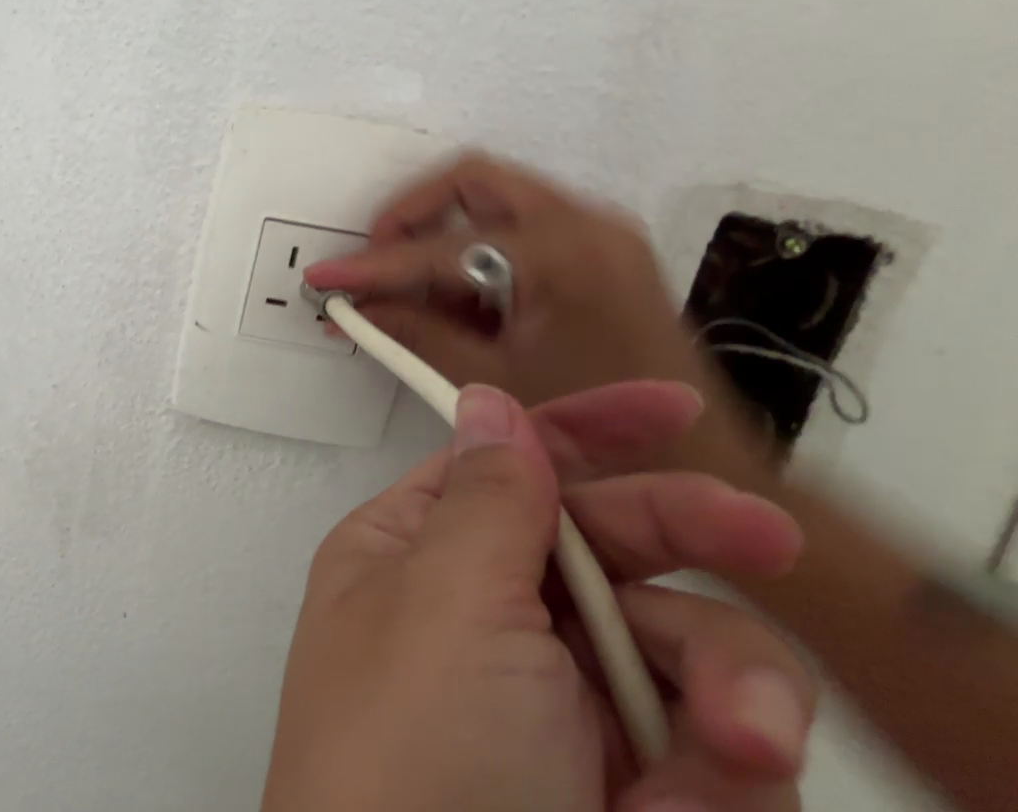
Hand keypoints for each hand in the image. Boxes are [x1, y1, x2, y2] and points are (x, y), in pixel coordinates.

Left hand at [262, 384, 813, 811]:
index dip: (586, 429)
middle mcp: (485, 613)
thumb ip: (486, 502)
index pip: (508, 465)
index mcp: (418, 553)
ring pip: (681, 645)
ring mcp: (556, 698)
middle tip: (769, 544)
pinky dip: (721, 781)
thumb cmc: (410, 754)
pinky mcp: (620, 782)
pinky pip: (711, 749)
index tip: (674, 410)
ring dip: (727, 689)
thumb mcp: (442, 604)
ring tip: (728, 750)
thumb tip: (488, 404)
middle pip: (613, 542)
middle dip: (692, 541)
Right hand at [303, 152, 709, 407]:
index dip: (372, 265)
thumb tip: (353, 309)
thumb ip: (413, 333)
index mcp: (560, 253)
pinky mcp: (600, 255)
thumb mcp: (489, 382)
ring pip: (491, 202)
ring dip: (439, 238)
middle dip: (408, 218)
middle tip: (374, 264)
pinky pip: (517, 231)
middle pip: (470, 183)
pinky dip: (473, 258)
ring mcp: (598, 235)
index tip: (324, 279)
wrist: (703, 463)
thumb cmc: (600, 433)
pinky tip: (454, 308)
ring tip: (408, 296)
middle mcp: (585, 224)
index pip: (439, 245)